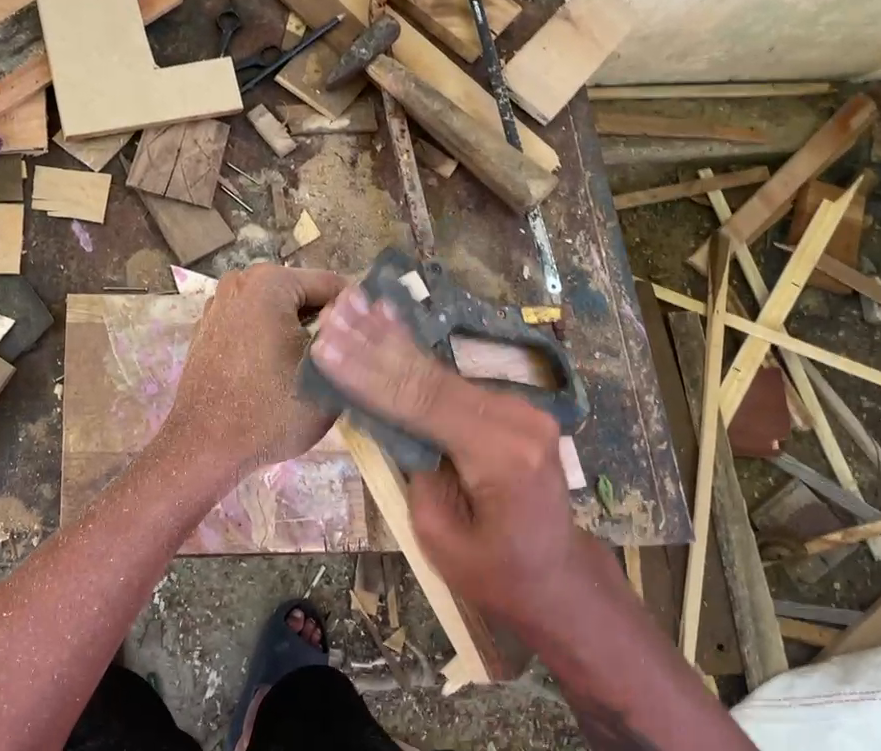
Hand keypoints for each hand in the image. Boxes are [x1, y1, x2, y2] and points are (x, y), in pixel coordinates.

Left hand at [154, 265, 348, 477]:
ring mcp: (218, 305)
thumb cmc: (269, 408)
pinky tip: (274, 374)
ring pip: (276, 312)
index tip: (364, 345)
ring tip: (309, 371)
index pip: (332, 286)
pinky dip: (266, 342)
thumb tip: (354, 318)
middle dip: (322, 324)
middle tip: (338, 361)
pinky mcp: (207, 331)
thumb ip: (346, 337)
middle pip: (301, 296)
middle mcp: (239, 282)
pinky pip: (251, 326)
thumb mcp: (325, 372)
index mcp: (269, 282)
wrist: (205, 445)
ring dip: (295, 333)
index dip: (355, 316)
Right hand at [310, 287, 581, 615]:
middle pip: (428, 375)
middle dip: (372, 345)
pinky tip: (386, 315)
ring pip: (437, 368)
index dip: (367, 375)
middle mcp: (517, 419)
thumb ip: (413, 466)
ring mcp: (520, 407)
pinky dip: (413, 349)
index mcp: (502, 454)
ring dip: (388, 337)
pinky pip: (450, 376)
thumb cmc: (495, 574)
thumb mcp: (438, 533)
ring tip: (349, 302)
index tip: (325, 348)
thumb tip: (382, 415)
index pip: (419, 403)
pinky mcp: (510, 404)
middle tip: (330, 313)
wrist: (556, 578)